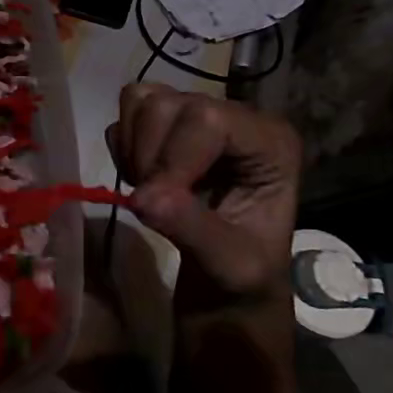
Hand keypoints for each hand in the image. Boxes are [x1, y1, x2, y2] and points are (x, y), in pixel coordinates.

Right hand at [107, 85, 303, 308]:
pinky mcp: (169, 127)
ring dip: (133, 149)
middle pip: (168, 104)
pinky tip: (141, 181)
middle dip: (148, 156)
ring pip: (142, 100)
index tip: (153, 206)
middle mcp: (236, 118)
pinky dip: (123, 148)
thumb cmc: (241, 279)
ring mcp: (198, 117)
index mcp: (270, 142)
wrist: (227, 292)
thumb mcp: (229, 265)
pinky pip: (127, 113)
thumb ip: (192, 228)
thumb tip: (144, 198)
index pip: (207, 119)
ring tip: (149, 190)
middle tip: (153, 203)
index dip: (172, 159)